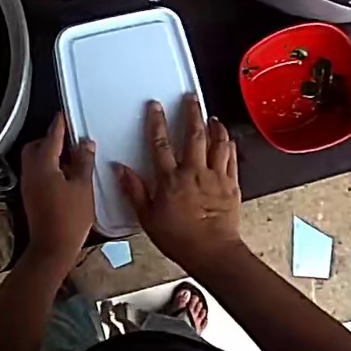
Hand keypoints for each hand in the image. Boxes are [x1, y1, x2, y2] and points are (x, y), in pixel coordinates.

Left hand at [20, 112, 96, 264]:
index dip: (59, 125)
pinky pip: (36, 172)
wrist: (52, 247)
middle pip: (37, 146)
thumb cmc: (70, 218)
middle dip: (51, 139)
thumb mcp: (83, 186)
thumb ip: (83, 161)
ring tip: (70, 157)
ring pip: (35, 159)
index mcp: (43, 165)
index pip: (51, 137)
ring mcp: (28, 184)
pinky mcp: (30, 195)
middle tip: (70, 139)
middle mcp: (31, 172)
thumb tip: (85, 143)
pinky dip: (48, 167)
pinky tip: (65, 174)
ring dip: (49, 154)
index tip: (64, 115)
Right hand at [113, 95, 243, 270]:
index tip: (155, 107)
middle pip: (193, 135)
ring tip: (212, 116)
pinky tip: (227, 139)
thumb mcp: (147, 216)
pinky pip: (231, 159)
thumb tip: (120, 170)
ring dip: (214, 127)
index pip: (160, 142)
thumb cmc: (179, 238)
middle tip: (191, 98)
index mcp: (170, 179)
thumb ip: (134, 190)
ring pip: (217, 143)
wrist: (212, 252)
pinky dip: (229, 145)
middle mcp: (193, 172)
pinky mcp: (231, 185)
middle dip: (191, 114)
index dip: (156, 122)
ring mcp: (215, 177)